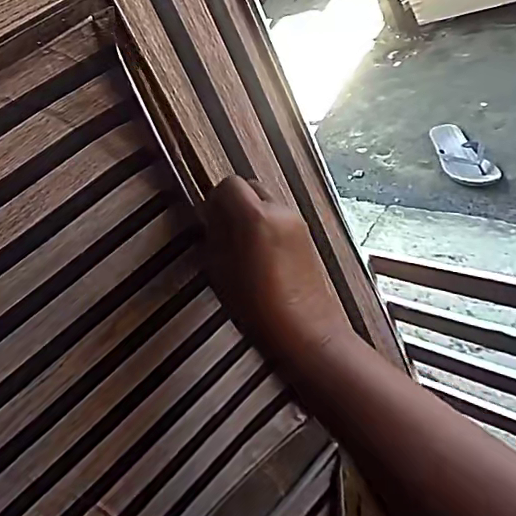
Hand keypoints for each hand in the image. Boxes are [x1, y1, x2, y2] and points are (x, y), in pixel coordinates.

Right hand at [201, 176, 360, 371]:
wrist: (305, 332)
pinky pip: (278, 218)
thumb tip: (212, 216)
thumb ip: (214, 233)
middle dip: (233, 203)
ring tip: (240, 248)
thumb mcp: (219, 267)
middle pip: (249, 187)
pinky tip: (259, 257)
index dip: (214, 199)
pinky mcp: (307, 236)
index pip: (228, 183)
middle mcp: (279, 211)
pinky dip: (266, 227)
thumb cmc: (258, 306)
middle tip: (221, 230)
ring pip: (265, 202)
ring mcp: (297, 223)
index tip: (208, 218)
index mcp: (254, 215)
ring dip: (250, 215)